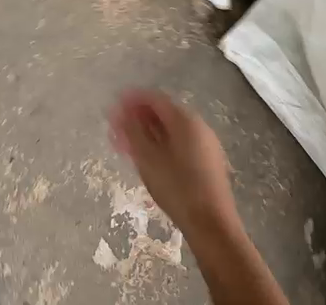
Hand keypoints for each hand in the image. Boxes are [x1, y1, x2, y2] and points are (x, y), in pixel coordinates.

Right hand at [108, 89, 238, 240]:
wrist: (212, 226)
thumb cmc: (176, 187)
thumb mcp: (146, 157)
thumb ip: (131, 129)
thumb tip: (120, 110)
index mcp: (184, 120)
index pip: (153, 98)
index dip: (131, 100)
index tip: (113, 108)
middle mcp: (198, 126)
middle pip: (163, 113)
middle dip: (138, 118)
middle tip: (117, 130)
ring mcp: (206, 145)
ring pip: (170, 130)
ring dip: (147, 133)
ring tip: (127, 146)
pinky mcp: (208, 162)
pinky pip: (180, 143)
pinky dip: (161, 145)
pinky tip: (148, 159)